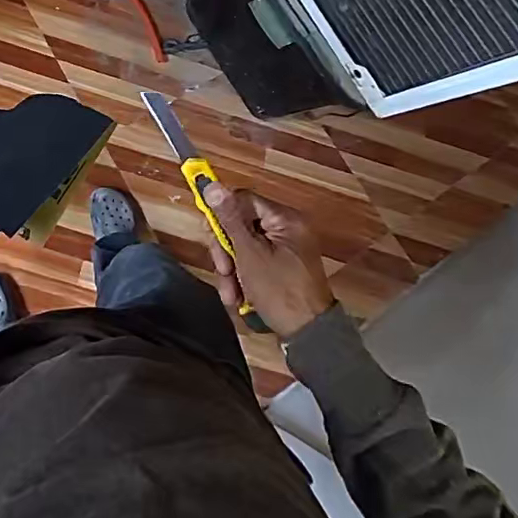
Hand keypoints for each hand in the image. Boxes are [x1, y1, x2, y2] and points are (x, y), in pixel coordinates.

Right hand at [204, 183, 335, 337]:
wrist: (308, 333)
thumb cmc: (279, 291)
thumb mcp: (249, 254)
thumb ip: (229, 219)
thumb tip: (211, 184)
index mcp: (285, 219)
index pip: (243, 199)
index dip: (222, 214)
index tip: (209, 234)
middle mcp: (287, 228)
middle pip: (241, 224)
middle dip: (226, 250)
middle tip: (223, 271)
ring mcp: (285, 248)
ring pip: (244, 246)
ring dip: (232, 269)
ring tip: (231, 293)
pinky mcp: (282, 266)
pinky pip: (254, 261)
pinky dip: (243, 277)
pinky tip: (239, 296)